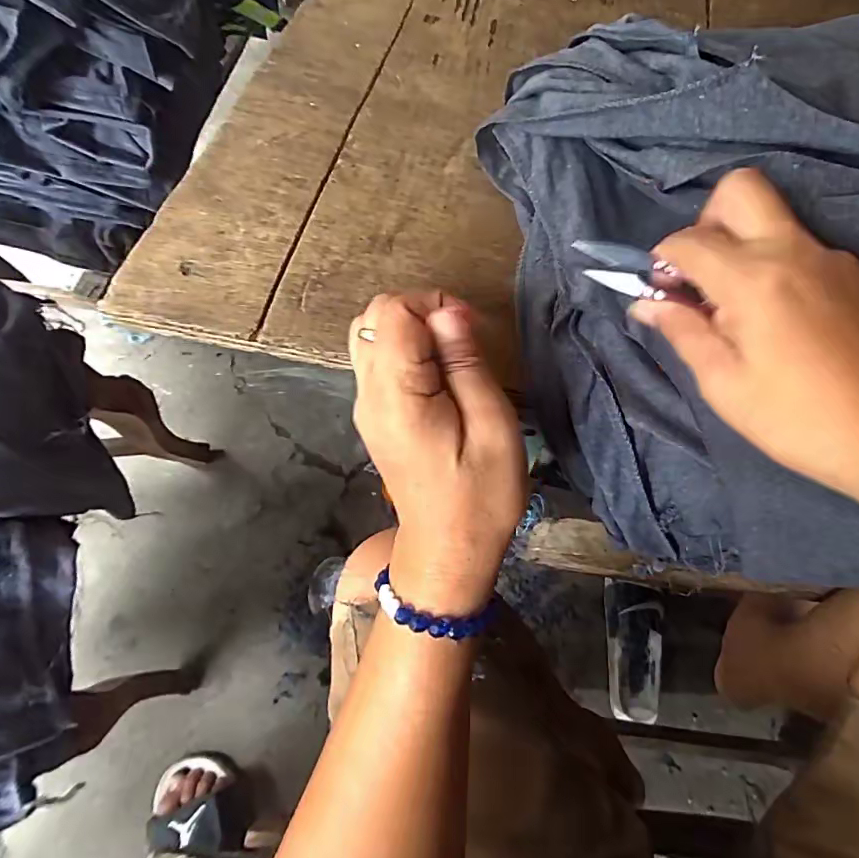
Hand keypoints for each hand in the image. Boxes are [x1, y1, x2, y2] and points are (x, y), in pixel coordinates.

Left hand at [348, 292, 525, 612]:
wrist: (448, 552)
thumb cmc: (481, 496)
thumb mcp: (493, 427)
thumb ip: (466, 364)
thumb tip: (448, 311)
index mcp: (395, 396)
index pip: (391, 312)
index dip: (433, 304)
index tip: (470, 330)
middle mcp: (368, 395)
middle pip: (373, 316)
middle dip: (421, 312)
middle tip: (464, 341)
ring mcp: (365, 405)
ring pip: (372, 334)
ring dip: (413, 329)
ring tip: (453, 356)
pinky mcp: (373, 415)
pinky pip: (378, 360)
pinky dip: (407, 350)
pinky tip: (440, 376)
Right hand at [632, 169, 858, 513]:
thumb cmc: (802, 420)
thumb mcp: (725, 385)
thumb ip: (682, 332)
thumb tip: (647, 302)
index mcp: (754, 278)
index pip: (688, 239)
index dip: (662, 259)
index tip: (663, 292)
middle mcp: (796, 250)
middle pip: (741, 189)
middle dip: (708, 219)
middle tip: (705, 275)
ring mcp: (838, 259)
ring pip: (778, 223)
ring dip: (748, 250)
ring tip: (751, 314)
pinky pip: (811, 254)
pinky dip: (786, 272)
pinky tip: (797, 327)